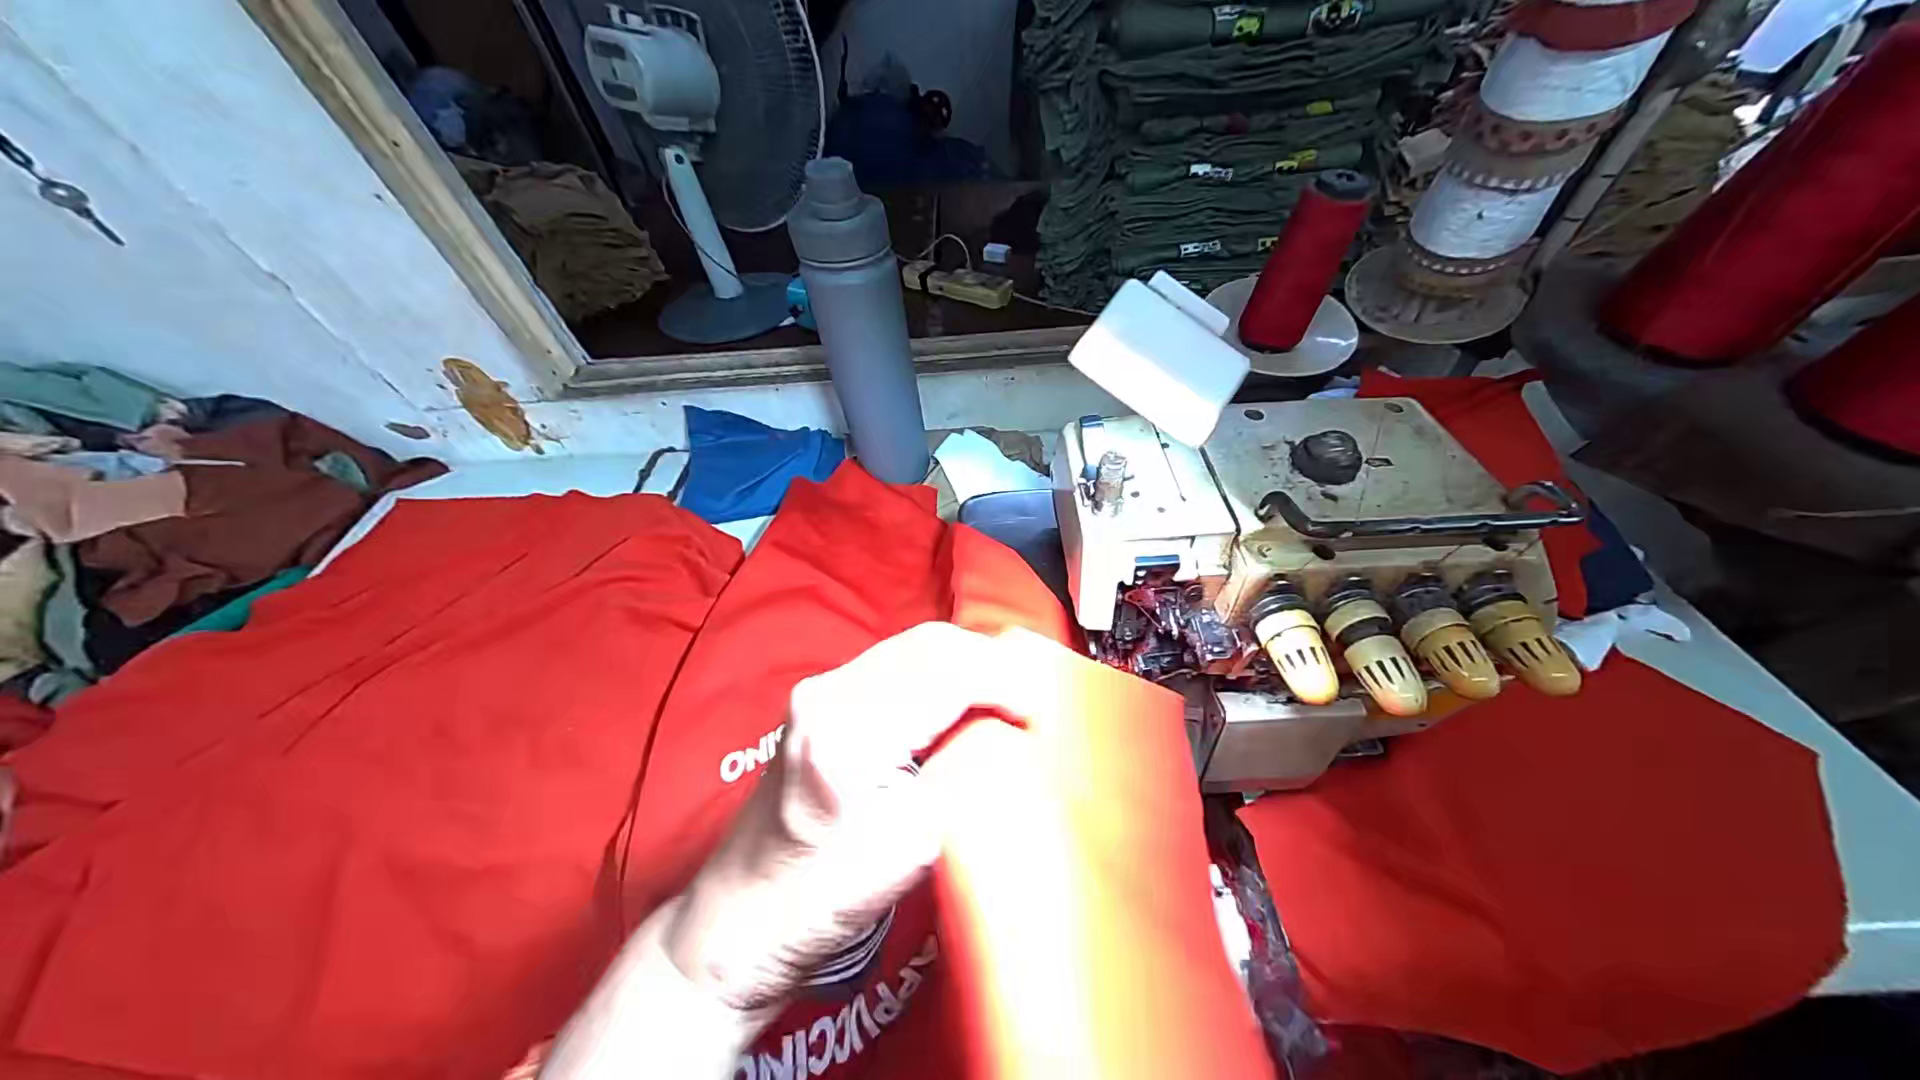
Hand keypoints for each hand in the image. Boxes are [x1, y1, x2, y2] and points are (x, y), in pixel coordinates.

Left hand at [663, 621, 1014, 1012]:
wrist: (739, 917)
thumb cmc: (816, 902)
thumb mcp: (909, 851)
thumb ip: (964, 782)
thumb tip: (1009, 738)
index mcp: (848, 731)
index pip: (946, 673)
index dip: (1006, 683)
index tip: (1040, 714)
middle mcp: (828, 691)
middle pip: (931, 644)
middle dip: (991, 663)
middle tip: (1029, 701)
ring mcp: (820, 689)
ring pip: (915, 646)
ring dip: (967, 664)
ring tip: (1004, 700)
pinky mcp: (821, 698)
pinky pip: (897, 662)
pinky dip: (940, 672)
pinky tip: (960, 701)